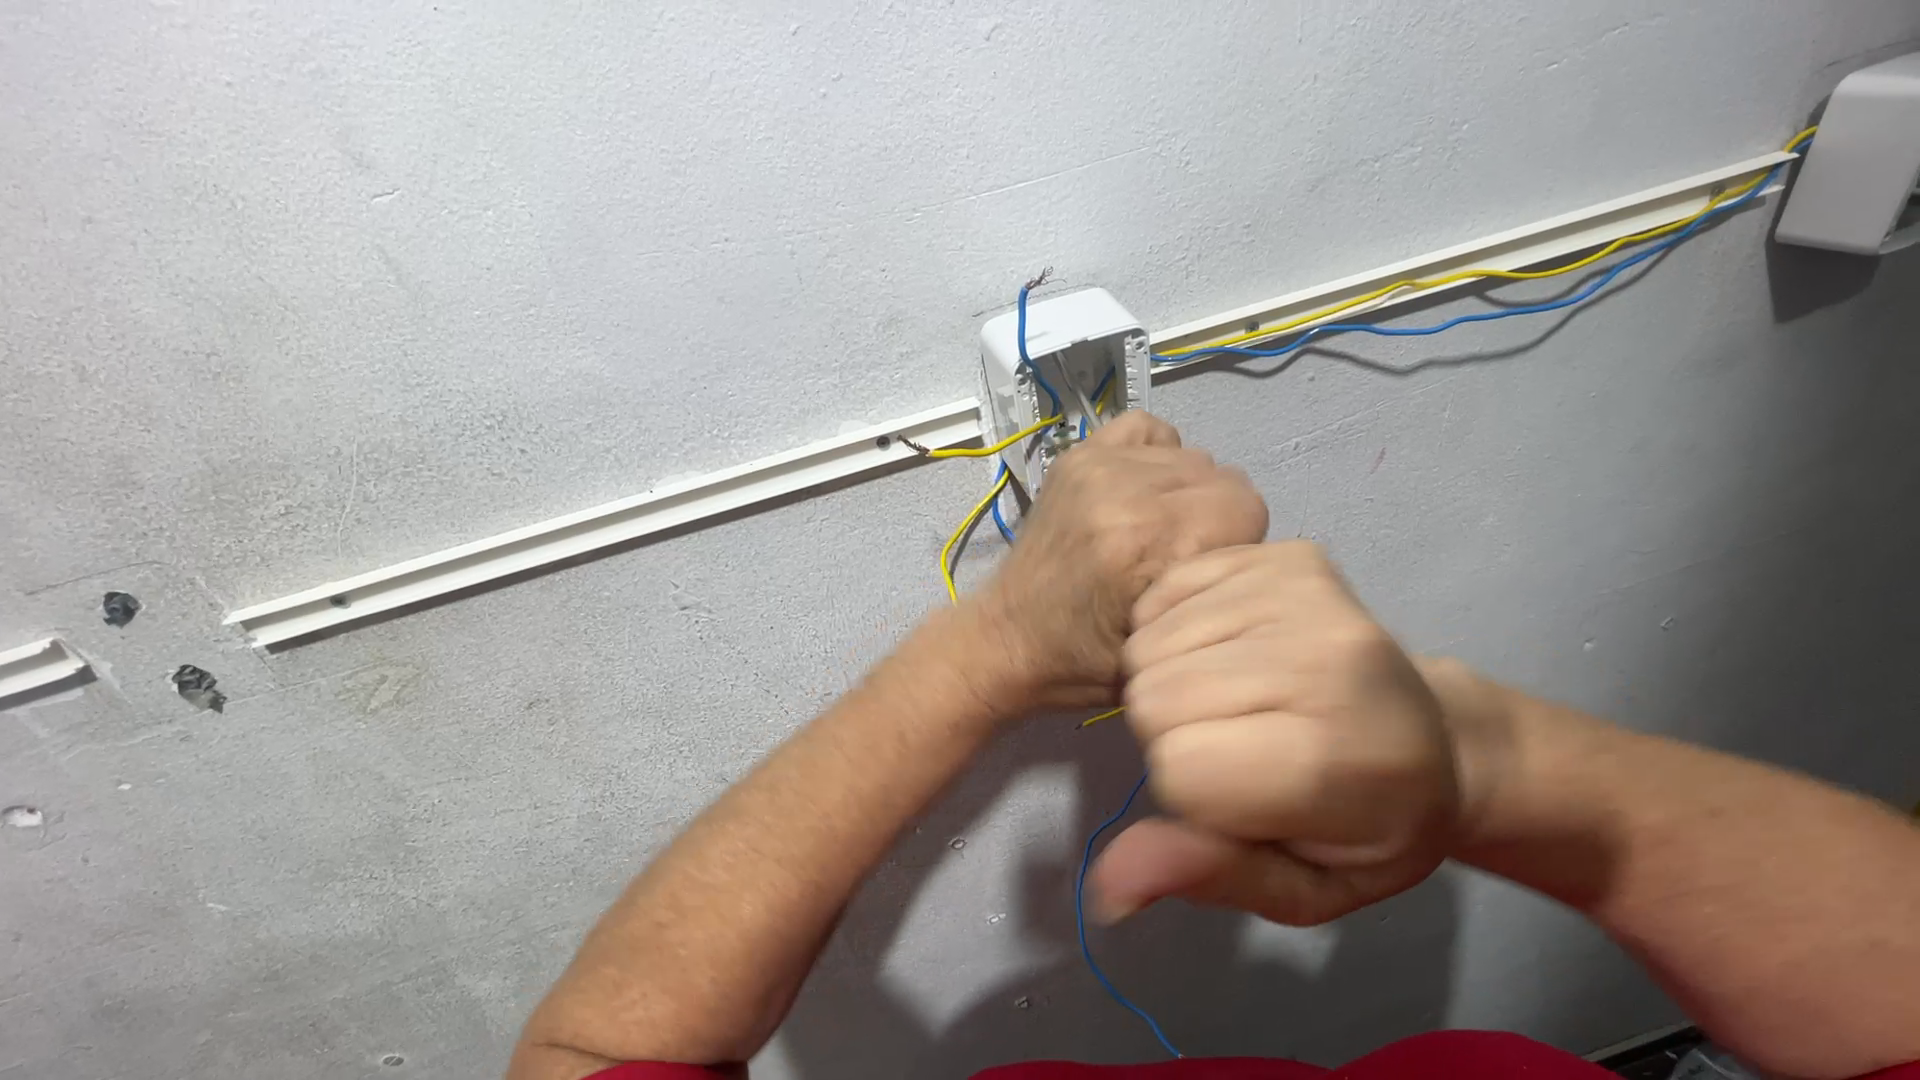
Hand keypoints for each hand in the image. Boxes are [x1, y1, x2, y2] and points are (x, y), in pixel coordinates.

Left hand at [971, 412, 1267, 708]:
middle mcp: (1122, 491)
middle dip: (1218, 520)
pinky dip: (1156, 455)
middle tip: (1182, 559)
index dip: (1239, 545)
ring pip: (1192, 456)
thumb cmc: (1082, 662)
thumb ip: (1216, 592)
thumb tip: (1248, 549)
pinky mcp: (1075, 457)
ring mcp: (1094, 466)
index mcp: (1146, 541)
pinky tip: (1142, 492)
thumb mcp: (1164, 651)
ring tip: (1157, 531)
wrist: (1005, 640)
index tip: (1207, 576)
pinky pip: (1146, 429)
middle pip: (1224, 479)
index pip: (1246, 508)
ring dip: (1187, 492)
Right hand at [1090, 541, 1459, 924]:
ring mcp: (1306, 593)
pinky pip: (1165, 592)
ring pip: (1150, 643)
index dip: (1186, 794)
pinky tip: (1224, 649)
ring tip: (1231, 697)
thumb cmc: (1367, 824)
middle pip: (1152, 697)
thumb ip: (1210, 875)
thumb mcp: (1303, 887)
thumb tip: (1104, 890)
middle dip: (1168, 732)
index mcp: (1341, 760)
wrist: (1438, 734)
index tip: (1234, 796)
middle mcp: (1328, 658)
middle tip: (1229, 742)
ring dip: (1167, 677)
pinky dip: (1173, 627)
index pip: (1177, 768)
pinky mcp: (1287, 552)